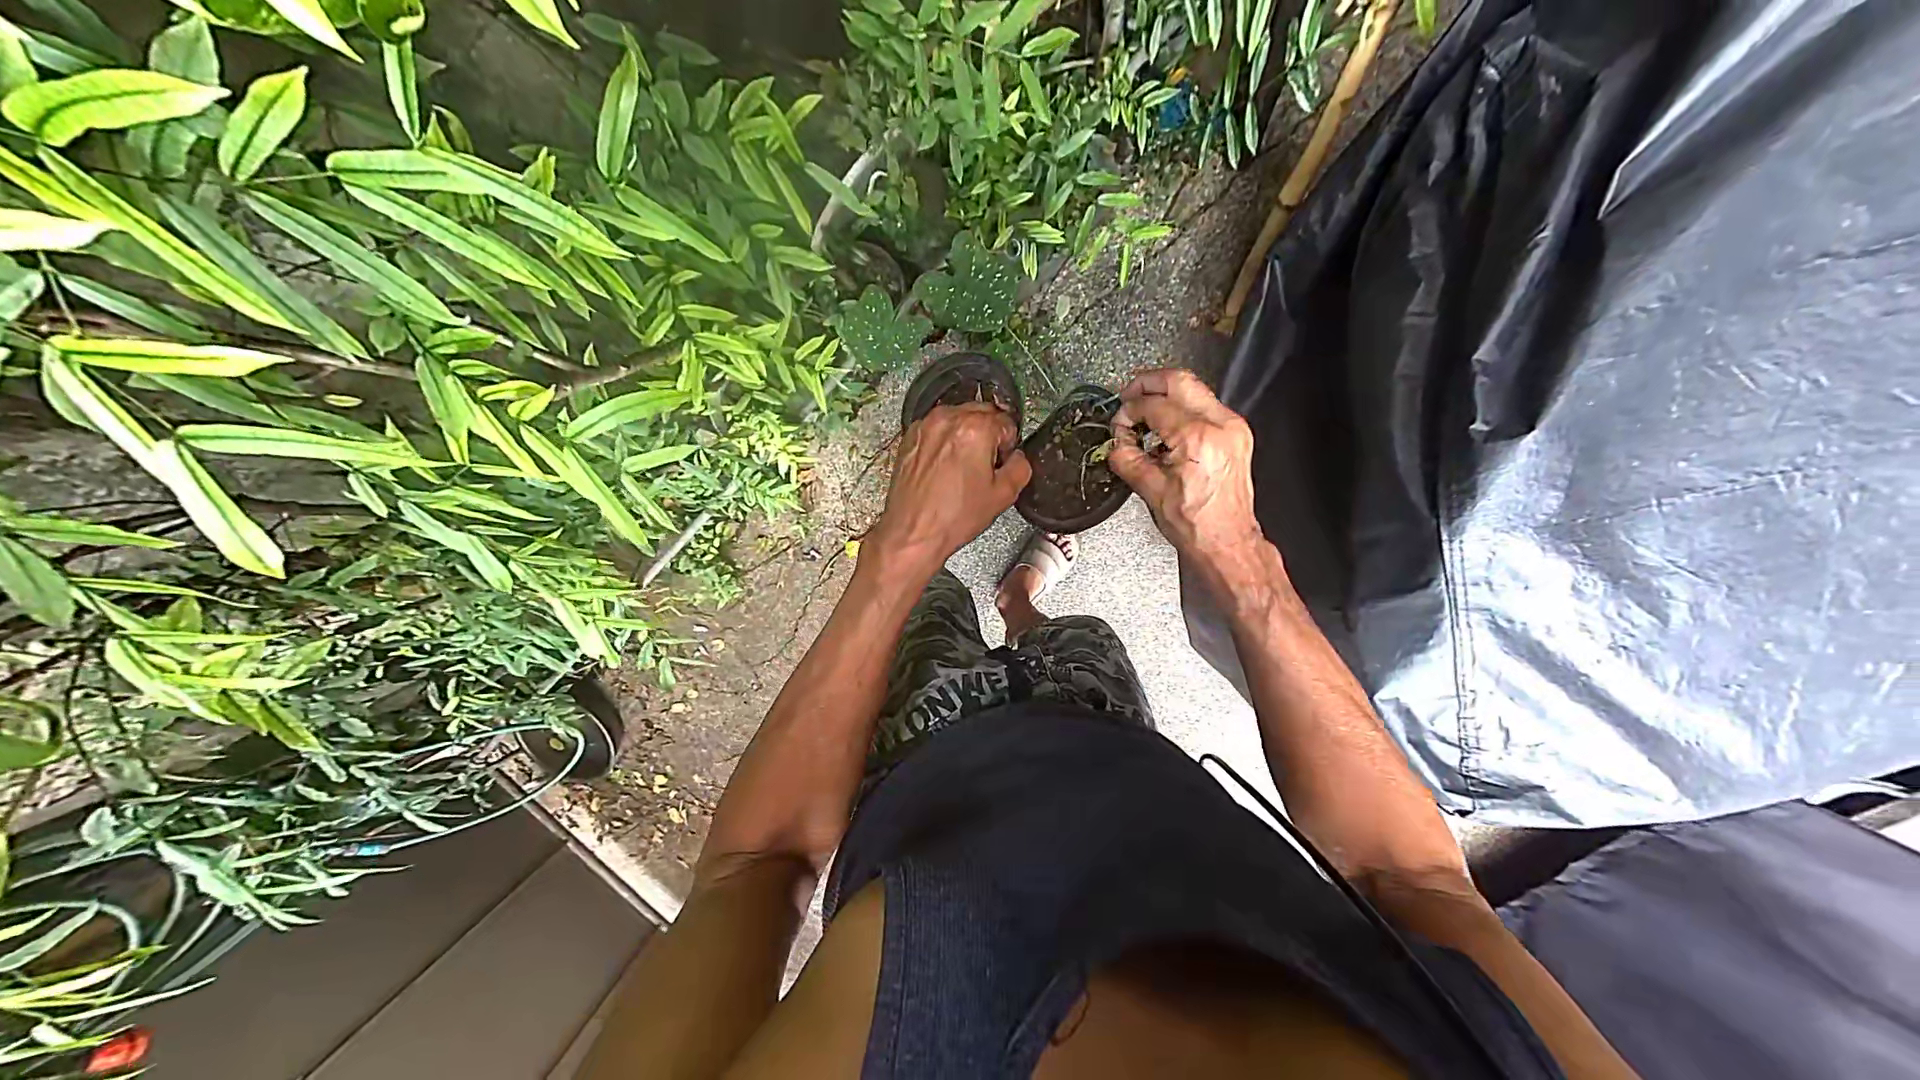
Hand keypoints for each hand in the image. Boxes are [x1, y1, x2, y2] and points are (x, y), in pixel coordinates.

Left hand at [868, 403, 1030, 578]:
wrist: (913, 532)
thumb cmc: (950, 518)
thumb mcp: (1003, 495)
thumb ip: (1021, 467)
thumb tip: (1018, 458)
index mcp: (974, 429)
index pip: (1006, 421)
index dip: (1009, 444)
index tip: (1003, 460)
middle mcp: (947, 420)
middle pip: (981, 413)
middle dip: (989, 434)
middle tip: (986, 465)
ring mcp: (925, 427)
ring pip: (958, 418)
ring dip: (966, 435)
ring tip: (963, 470)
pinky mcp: (911, 438)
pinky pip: (937, 429)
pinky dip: (945, 442)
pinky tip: (945, 470)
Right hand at [1108, 369, 1272, 586]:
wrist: (1227, 542)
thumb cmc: (1197, 525)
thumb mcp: (1150, 491)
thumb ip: (1127, 458)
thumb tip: (1116, 442)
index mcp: (1197, 439)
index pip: (1154, 405)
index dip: (1129, 411)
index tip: (1119, 424)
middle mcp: (1220, 427)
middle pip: (1179, 381)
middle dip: (1147, 384)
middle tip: (1128, 395)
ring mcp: (1232, 428)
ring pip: (1194, 389)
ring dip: (1165, 395)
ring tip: (1144, 414)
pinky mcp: (1235, 435)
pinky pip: (1205, 406)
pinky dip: (1181, 409)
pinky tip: (1165, 428)